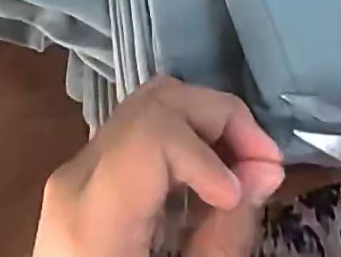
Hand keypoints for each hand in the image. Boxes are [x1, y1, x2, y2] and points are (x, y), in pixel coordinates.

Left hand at [33, 76, 284, 256]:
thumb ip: (225, 237)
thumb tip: (265, 169)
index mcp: (91, 214)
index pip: (153, 130)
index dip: (208, 149)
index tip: (247, 189)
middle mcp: (76, 173)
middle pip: (155, 102)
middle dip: (219, 117)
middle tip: (264, 160)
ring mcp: (76, 167)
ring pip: (148, 103)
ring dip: (204, 121)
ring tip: (242, 162)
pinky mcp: (85, 173)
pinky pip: (138, 126)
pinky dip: (183, 134)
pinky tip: (208, 173)